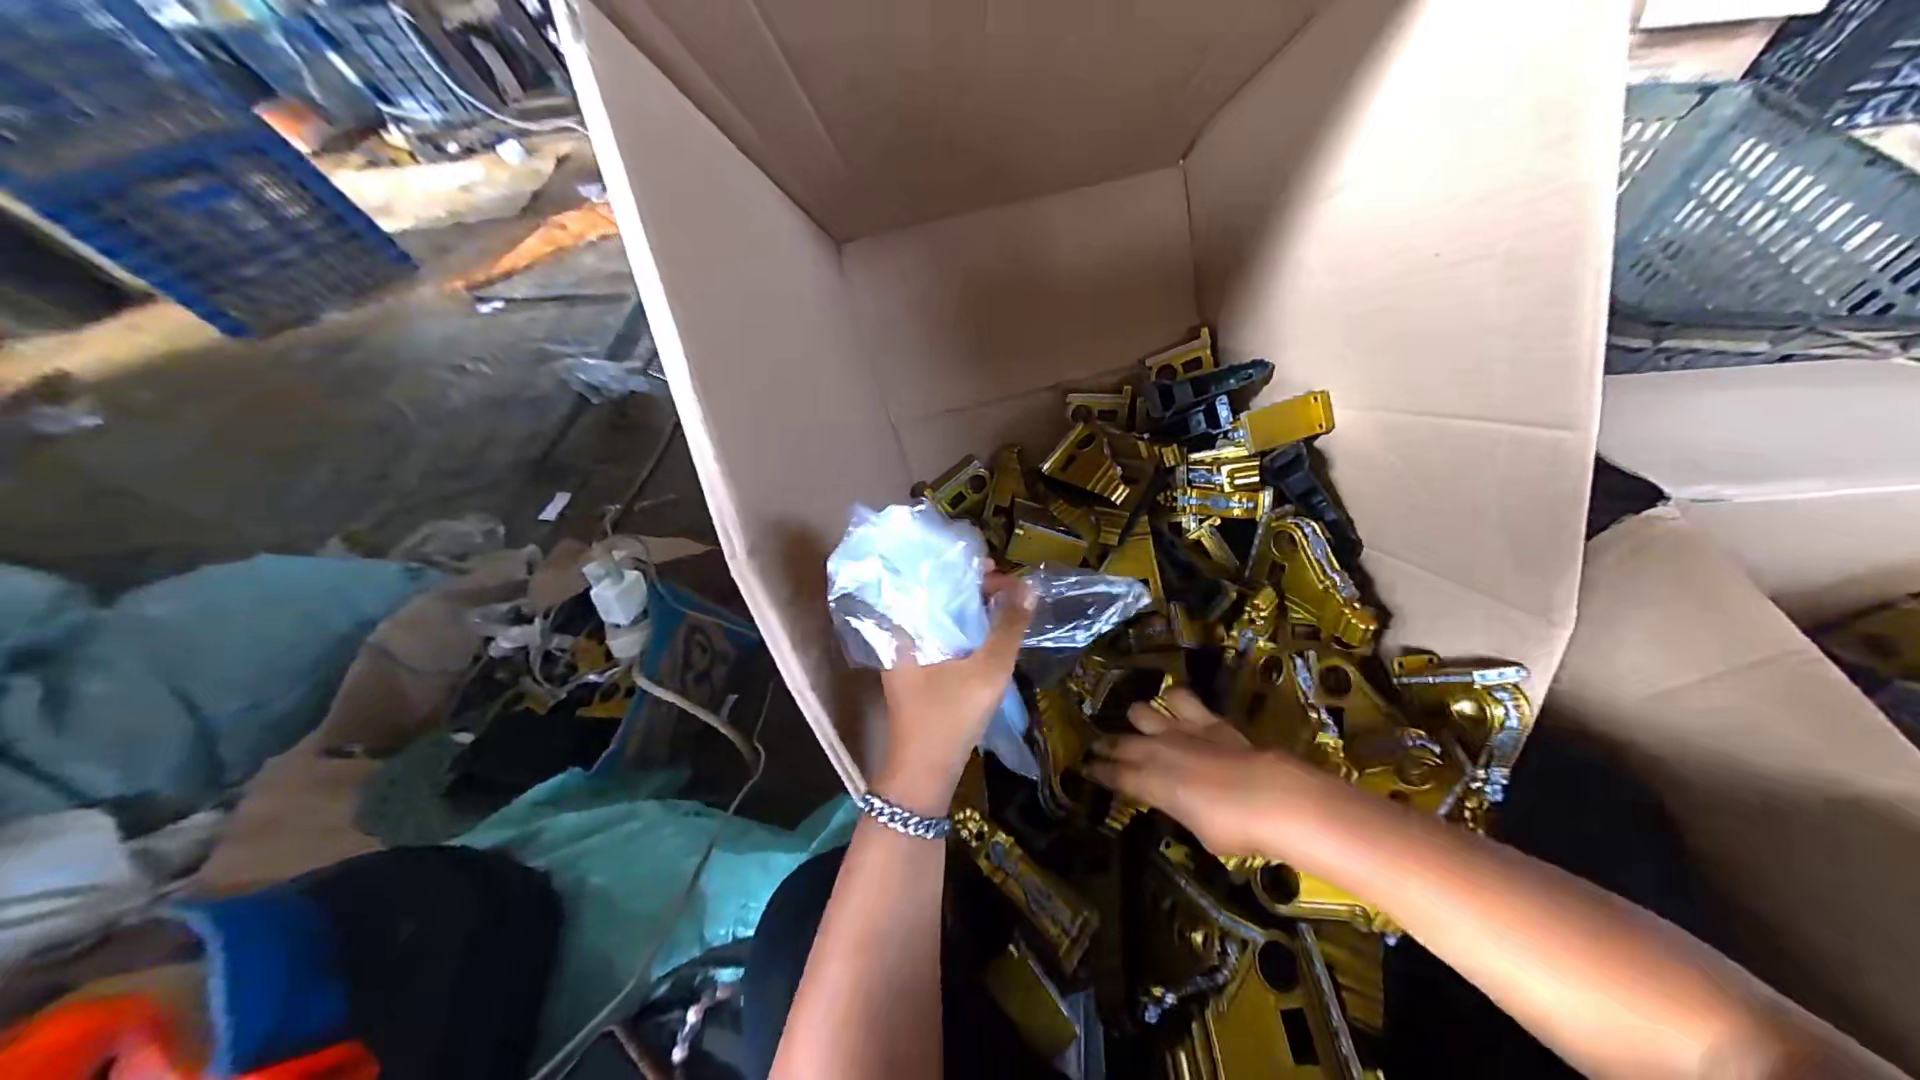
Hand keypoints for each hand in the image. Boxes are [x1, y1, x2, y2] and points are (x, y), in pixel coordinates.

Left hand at [875, 573, 1034, 814]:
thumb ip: (1008, 627)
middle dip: (974, 589)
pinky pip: (944, 637)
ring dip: (972, 610)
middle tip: (1009, 589)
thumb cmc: (950, 716)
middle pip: (938, 598)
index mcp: (906, 627)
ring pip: (943, 619)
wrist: (924, 772)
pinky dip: (966, 630)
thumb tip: (1029, 587)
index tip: (997, 571)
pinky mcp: (919, 672)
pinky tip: (989, 631)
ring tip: (1004, 603)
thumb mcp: (988, 669)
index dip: (966, 570)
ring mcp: (909, 656)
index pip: (932, 580)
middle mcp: (901, 635)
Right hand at [1085, 687, 1327, 858]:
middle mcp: (1157, 753)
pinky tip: (1175, 704)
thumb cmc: (1233, 828)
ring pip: (1142, 712)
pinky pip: (1181, 698)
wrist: (1271, 796)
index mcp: (1150, 784)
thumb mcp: (1197, 830)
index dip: (1099, 773)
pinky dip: (1174, 700)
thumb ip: (1178, 808)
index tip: (1086, 770)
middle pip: (1122, 744)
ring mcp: (1181, 731)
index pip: (1115, 777)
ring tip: (1136, 722)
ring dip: (1136, 718)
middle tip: (1097, 747)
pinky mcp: (1206, 719)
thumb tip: (1178, 801)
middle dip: (1107, 746)